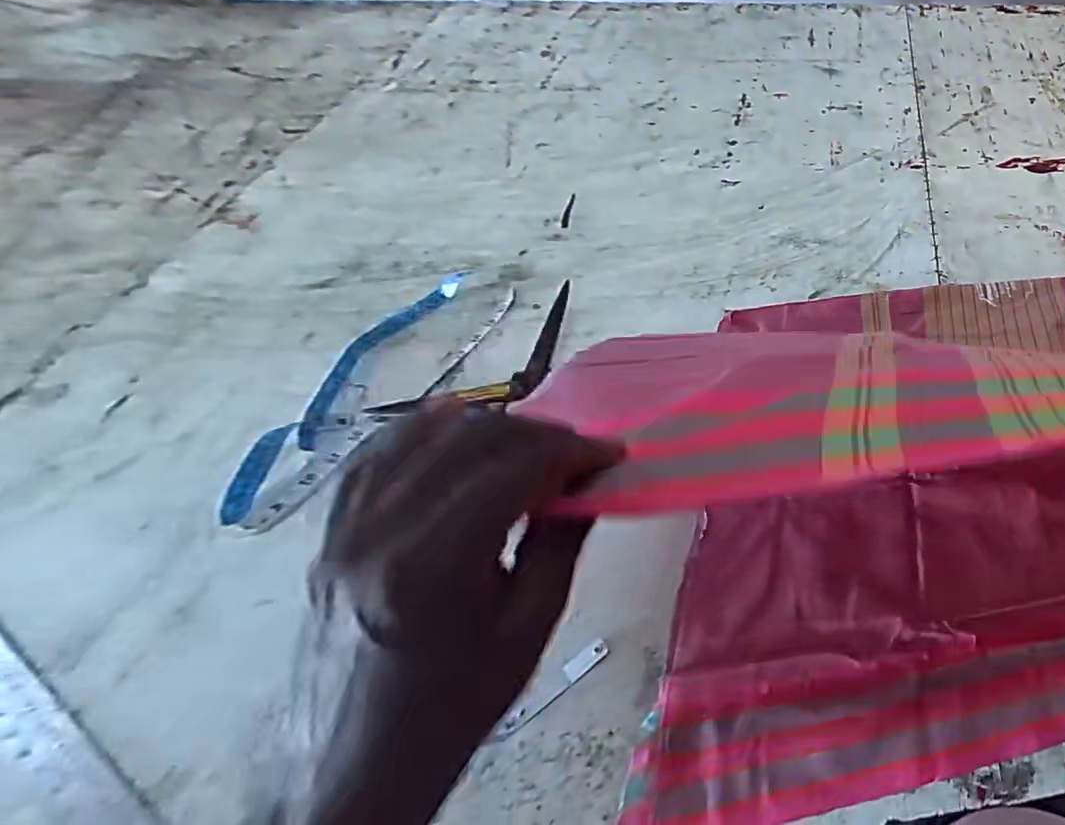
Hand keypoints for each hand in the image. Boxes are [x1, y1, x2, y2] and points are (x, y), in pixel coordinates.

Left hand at [297, 406, 619, 824]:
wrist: (354, 764)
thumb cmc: (456, 703)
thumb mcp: (531, 624)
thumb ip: (560, 539)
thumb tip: (589, 481)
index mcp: (432, 567)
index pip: (513, 469)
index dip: (573, 450)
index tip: (612, 454)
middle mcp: (378, 535)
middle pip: (471, 440)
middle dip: (540, 434)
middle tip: (581, 452)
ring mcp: (343, 532)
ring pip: (422, 437)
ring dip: (490, 427)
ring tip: (533, 444)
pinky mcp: (330, 537)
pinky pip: (376, 458)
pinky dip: (423, 432)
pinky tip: (458, 423)